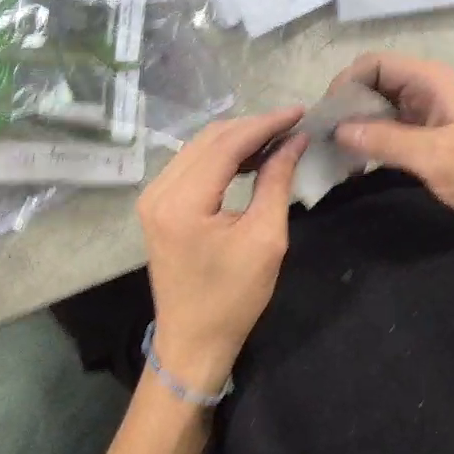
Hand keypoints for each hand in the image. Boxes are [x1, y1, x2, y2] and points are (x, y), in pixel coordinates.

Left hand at [138, 108, 308, 393]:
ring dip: (238, 139)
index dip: (265, 124)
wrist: (193, 340)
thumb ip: (276, 182)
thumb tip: (294, 142)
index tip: (300, 113)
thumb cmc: (233, 298)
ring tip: (278, 137)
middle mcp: (159, 191)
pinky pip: (192, 165)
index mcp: (182, 202)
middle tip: (293, 124)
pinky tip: (250, 157)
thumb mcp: (265, 238)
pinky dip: (223, 156)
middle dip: (253, 127)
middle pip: (209, 139)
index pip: (226, 145)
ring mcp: (153, 197)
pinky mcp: (158, 205)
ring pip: (199, 148)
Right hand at [329, 53, 453, 229]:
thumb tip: (338, 129)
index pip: (374, 64)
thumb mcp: (434, 155)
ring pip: (377, 111)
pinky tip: (353, 166)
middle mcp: (424, 91)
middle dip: (346, 108)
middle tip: (322, 140)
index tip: (326, 117)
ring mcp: (425, 116)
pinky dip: (370, 145)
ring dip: (355, 128)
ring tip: (332, 154)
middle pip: (371, 85)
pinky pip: (389, 134)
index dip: (345, 83)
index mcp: (430, 80)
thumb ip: (385, 140)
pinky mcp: (427, 141)